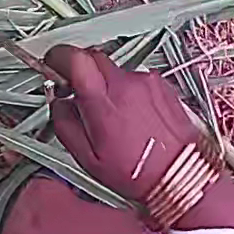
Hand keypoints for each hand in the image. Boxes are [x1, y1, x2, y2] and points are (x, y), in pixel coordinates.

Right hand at [45, 45, 233, 233]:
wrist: (183, 176)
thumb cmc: (136, 173)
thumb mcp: (87, 158)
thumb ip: (64, 124)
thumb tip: (57, 103)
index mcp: (104, 104)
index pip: (75, 59)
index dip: (58, 57)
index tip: (51, 64)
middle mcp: (126, 86)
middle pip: (92, 57)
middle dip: (78, 69)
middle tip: (73, 89)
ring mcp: (147, 83)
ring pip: (113, 69)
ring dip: (103, 82)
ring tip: (108, 112)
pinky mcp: (162, 85)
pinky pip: (133, 78)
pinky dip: (125, 90)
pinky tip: (129, 115)